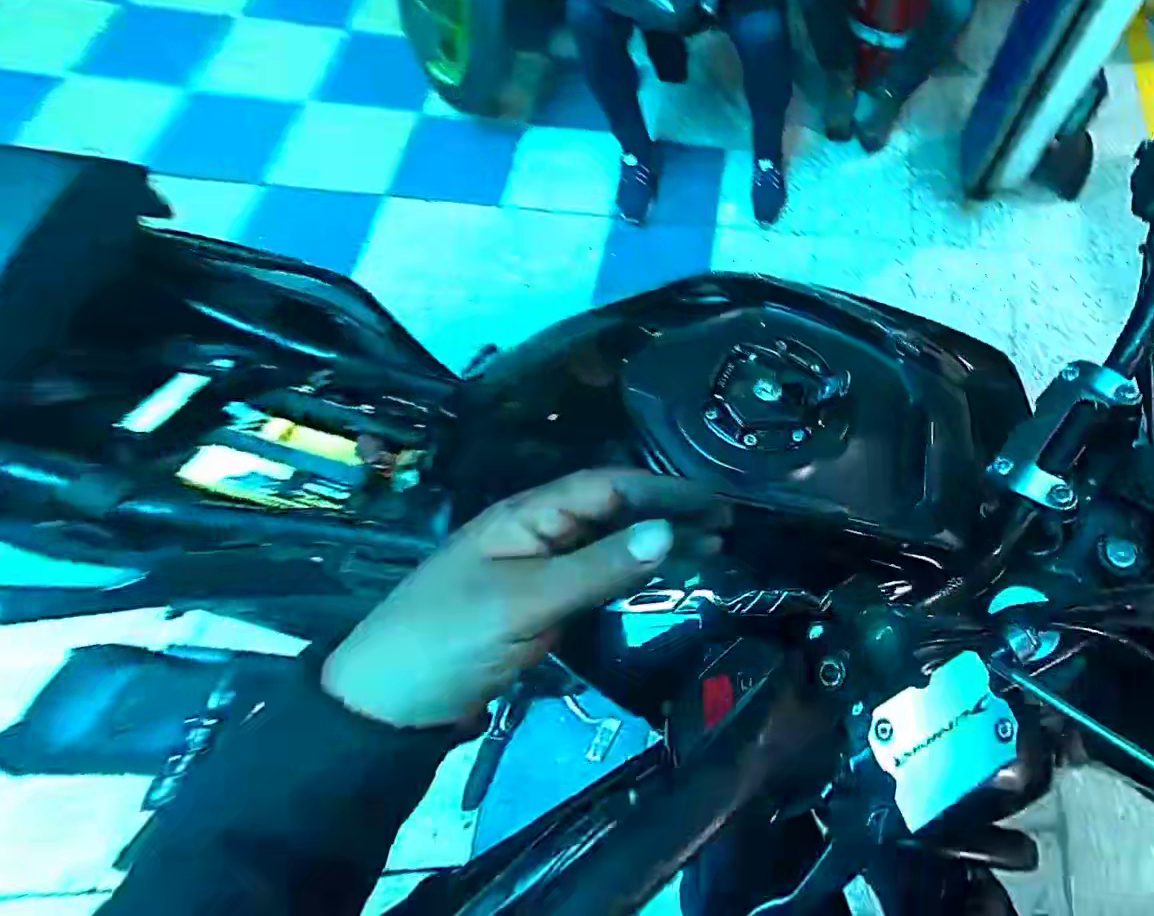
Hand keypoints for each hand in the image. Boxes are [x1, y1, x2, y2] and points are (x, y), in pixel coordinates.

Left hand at [322, 469, 727, 727]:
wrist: (383, 712)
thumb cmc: (448, 641)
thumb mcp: (526, 601)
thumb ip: (601, 565)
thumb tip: (670, 531)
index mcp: (529, 514)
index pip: (610, 487)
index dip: (664, 491)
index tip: (712, 502)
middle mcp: (543, 529)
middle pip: (619, 509)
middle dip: (672, 512)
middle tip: (724, 524)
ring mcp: (547, 564)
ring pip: (617, 540)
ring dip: (663, 541)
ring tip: (713, 546)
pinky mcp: (550, 597)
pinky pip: (607, 572)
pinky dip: (643, 570)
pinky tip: (672, 573)